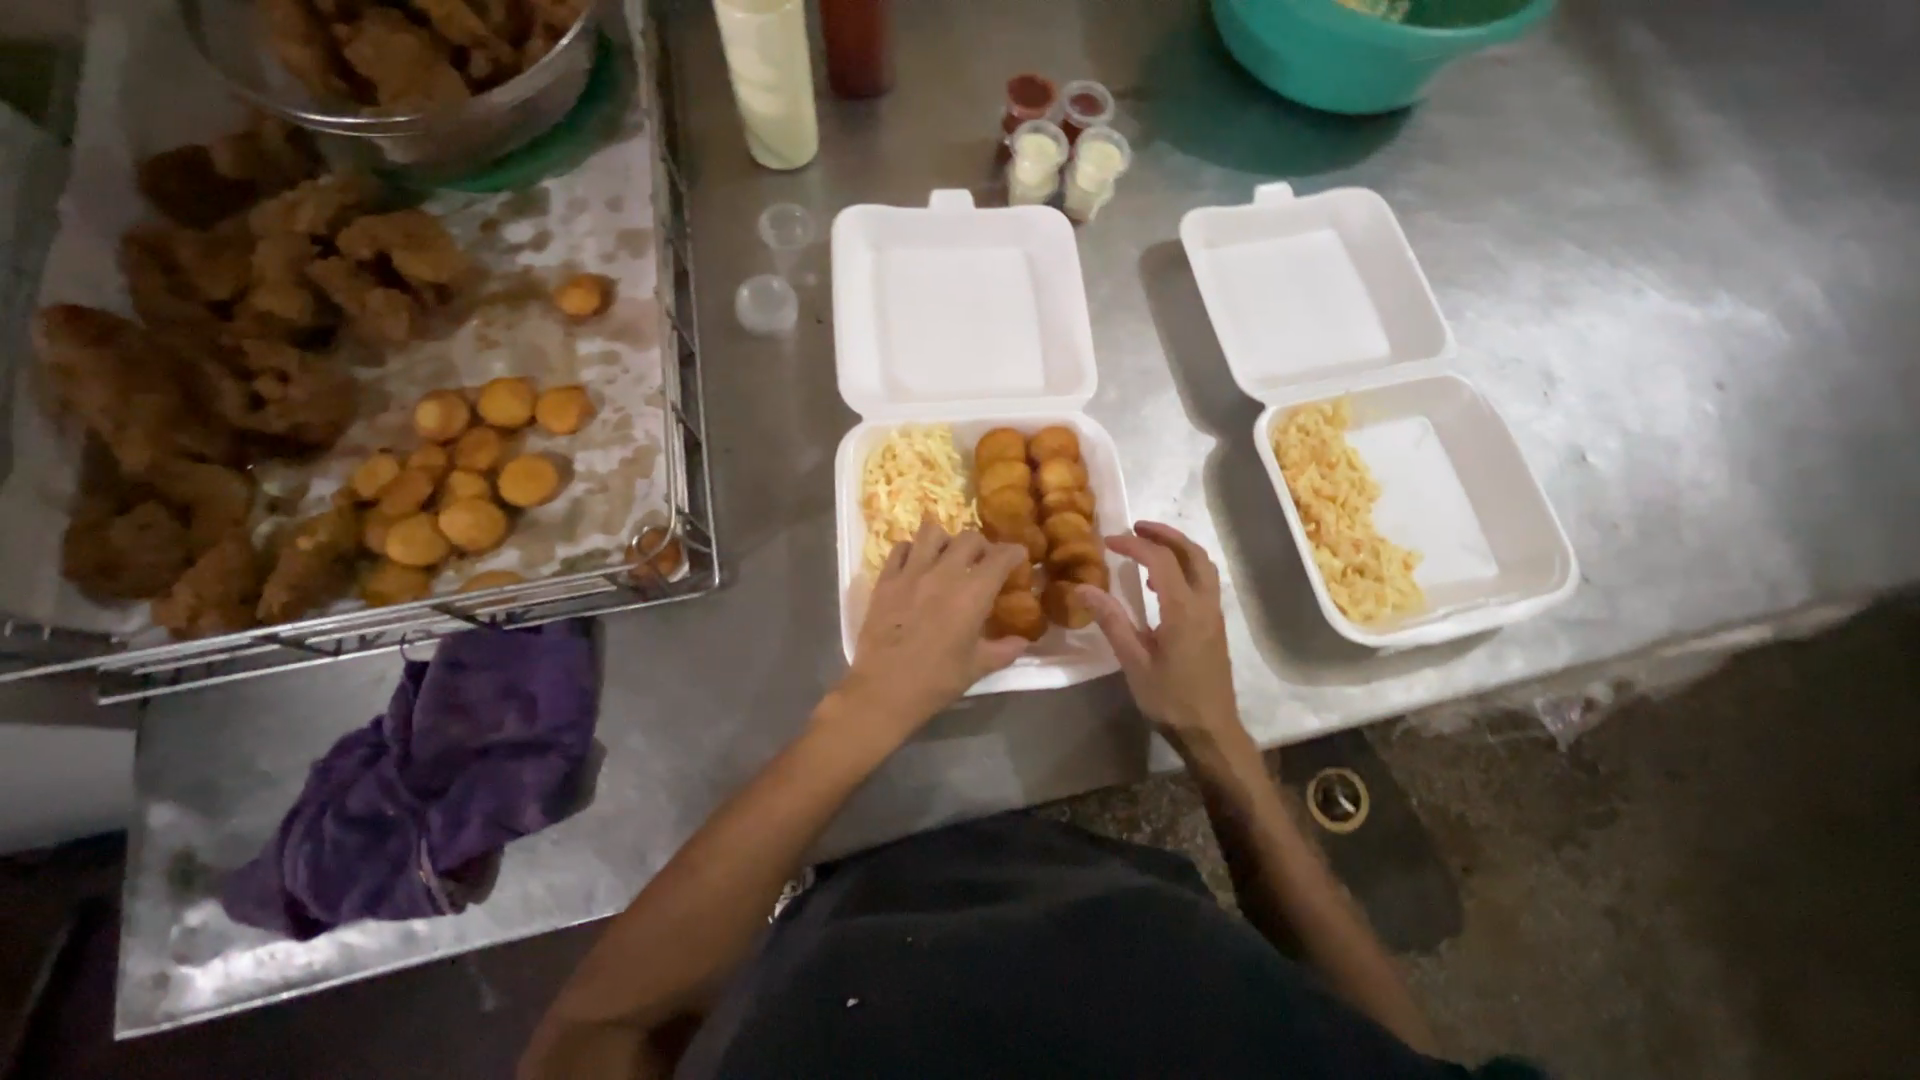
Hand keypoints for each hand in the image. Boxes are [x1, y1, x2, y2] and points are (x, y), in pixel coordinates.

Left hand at [832, 520, 1030, 749]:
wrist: (884, 689)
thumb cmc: (936, 680)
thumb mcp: (977, 668)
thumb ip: (1004, 650)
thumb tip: (1022, 642)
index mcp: (973, 593)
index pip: (1001, 557)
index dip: (1014, 553)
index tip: (1017, 556)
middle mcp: (944, 573)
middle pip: (969, 538)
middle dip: (982, 546)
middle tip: (982, 561)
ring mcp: (911, 573)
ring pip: (932, 532)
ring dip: (946, 540)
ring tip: (947, 557)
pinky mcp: (885, 580)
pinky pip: (900, 549)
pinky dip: (912, 551)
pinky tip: (915, 565)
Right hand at [1078, 522, 1242, 750]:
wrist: (1210, 730)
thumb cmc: (1169, 699)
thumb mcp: (1133, 662)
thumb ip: (1112, 621)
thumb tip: (1084, 588)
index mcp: (1183, 609)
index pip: (1160, 561)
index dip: (1134, 545)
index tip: (1108, 542)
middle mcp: (1204, 604)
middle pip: (1191, 553)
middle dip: (1164, 535)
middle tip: (1135, 528)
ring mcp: (1214, 614)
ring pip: (1203, 566)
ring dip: (1178, 549)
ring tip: (1148, 548)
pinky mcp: (1215, 626)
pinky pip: (1204, 582)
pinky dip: (1184, 568)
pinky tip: (1161, 583)